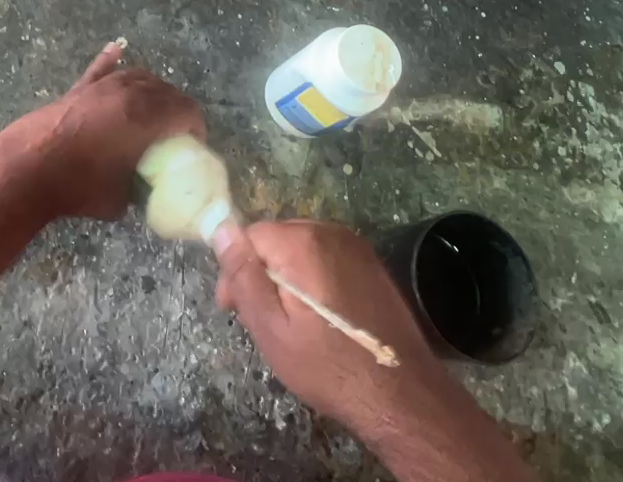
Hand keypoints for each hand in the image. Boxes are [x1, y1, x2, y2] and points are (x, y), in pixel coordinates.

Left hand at [0, 42, 205, 220]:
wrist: (28, 169)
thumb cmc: (78, 186)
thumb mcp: (122, 198)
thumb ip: (141, 188)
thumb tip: (145, 188)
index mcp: (147, 117)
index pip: (186, 111)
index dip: (195, 127)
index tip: (193, 144)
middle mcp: (129, 93)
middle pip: (167, 92)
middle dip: (177, 111)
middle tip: (175, 134)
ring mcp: (102, 86)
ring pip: (139, 77)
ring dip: (153, 91)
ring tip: (154, 110)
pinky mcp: (79, 89)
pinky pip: (101, 70)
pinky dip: (110, 61)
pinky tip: (116, 49)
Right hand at [214, 220, 451, 439]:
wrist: (400, 393)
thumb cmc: (328, 366)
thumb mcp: (271, 328)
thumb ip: (244, 275)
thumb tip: (221, 230)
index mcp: (301, 243)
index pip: (249, 235)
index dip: (236, 270)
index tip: (233, 308)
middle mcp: (328, 231)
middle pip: (276, 239)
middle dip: (261, 272)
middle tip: (261, 319)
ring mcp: (353, 245)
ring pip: (300, 248)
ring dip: (287, 275)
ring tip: (290, 321)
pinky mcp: (370, 262)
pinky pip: (326, 257)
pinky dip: (313, 277)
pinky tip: (319, 314)